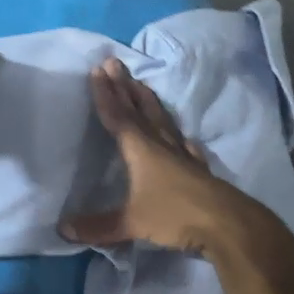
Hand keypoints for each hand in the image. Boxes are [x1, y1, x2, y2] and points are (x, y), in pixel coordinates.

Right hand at [59, 57, 256, 255]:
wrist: (230, 228)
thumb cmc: (176, 216)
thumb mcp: (131, 222)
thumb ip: (98, 225)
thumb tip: (63, 229)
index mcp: (141, 151)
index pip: (118, 117)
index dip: (105, 95)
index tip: (98, 70)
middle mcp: (162, 147)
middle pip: (140, 111)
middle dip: (125, 88)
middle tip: (116, 63)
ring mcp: (184, 158)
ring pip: (164, 123)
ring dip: (150, 103)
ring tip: (143, 86)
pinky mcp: (201, 173)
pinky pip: (187, 148)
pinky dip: (181, 139)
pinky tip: (185, 138)